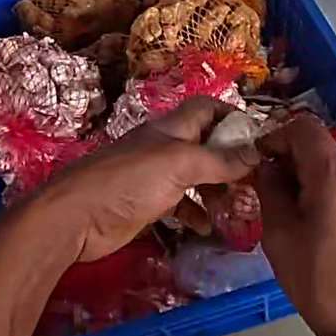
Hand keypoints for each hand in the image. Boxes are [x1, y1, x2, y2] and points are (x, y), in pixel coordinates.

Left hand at [33, 96, 259, 261]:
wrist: (77, 218)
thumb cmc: (128, 182)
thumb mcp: (180, 164)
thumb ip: (219, 160)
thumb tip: (257, 154)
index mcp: (172, 128)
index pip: (207, 109)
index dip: (232, 116)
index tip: (258, 139)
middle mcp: (165, 148)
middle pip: (206, 145)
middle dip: (232, 161)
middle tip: (255, 183)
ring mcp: (155, 177)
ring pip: (196, 177)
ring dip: (218, 190)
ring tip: (236, 208)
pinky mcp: (148, 204)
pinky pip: (181, 204)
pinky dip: (196, 212)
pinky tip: (207, 226)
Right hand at [256, 113, 335, 335]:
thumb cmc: (318, 281)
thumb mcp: (279, 235)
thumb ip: (270, 190)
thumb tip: (268, 168)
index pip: (303, 128)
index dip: (276, 136)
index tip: (261, 158)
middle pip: (322, 146)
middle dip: (293, 160)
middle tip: (272, 187)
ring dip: (313, 176)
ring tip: (297, 209)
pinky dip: (333, 188)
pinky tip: (321, 219)